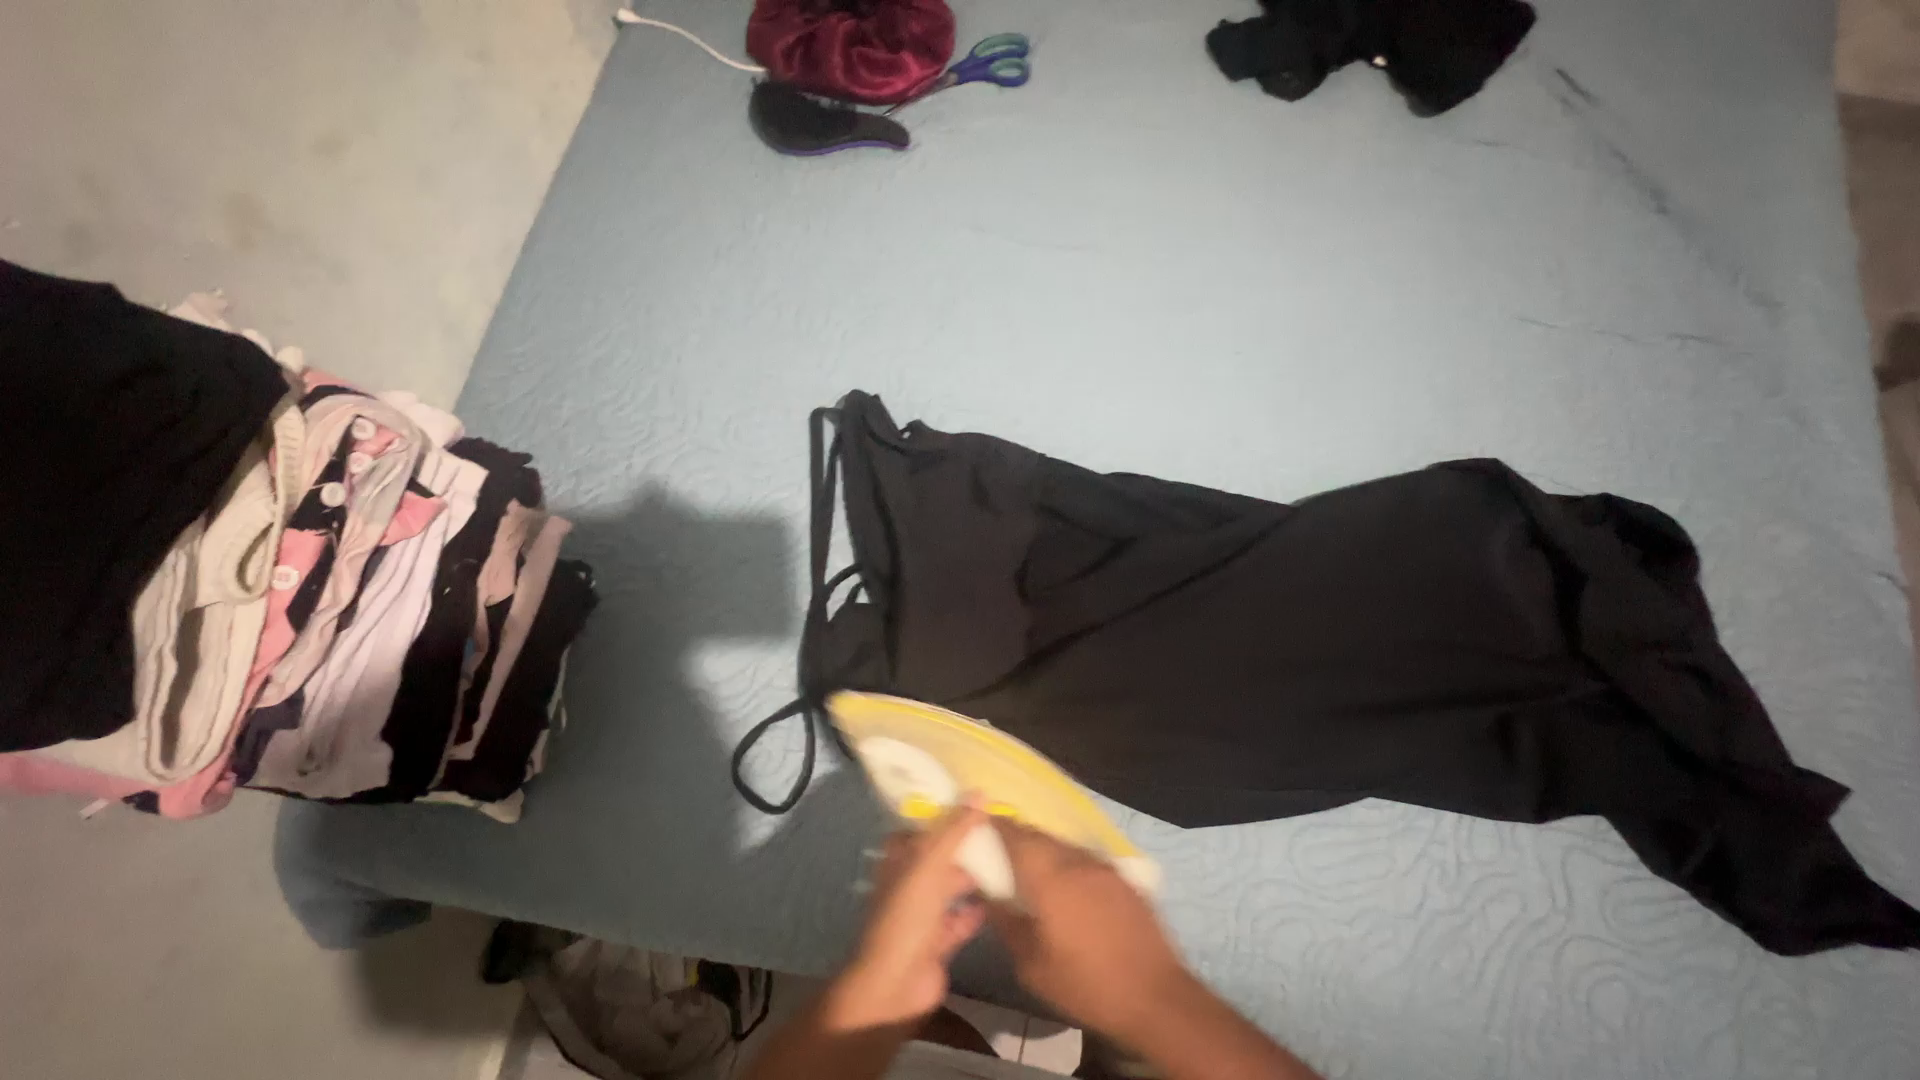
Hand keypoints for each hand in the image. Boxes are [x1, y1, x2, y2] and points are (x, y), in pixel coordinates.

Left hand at [824, 800, 989, 1031]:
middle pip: (938, 858)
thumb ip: (955, 829)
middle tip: (999, 832)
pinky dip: (976, 913)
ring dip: (973, 879)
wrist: (896, 984)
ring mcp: (921, 915)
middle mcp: (907, 883)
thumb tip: (978, 793)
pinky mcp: (937, 942)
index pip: (918, 829)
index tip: (972, 804)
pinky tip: (1000, 903)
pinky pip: (960, 921)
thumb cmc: (907, 916)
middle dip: (963, 848)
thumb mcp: (930, 864)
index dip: (941, 816)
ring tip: (1008, 863)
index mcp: (898, 860)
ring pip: (950, 889)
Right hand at [986, 819, 1191, 1035]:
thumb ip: (1006, 924)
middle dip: (1021, 837)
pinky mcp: (1125, 880)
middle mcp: (1077, 862)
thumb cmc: (1086, 985)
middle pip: (1042, 836)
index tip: (982, 827)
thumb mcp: (1032, 965)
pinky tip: (1070, 887)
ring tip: (1035, 869)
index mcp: (1050, 878)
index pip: (1017, 836)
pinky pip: (1087, 860)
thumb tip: (987, 896)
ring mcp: (1105, 868)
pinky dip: (1070, 863)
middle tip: (1003, 851)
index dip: (998, 827)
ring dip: (1047, 850)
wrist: (1156, 997)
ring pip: (1066, 846)